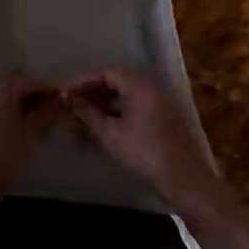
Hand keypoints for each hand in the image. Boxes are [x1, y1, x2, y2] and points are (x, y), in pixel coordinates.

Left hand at [0, 73, 65, 207]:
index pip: (32, 82)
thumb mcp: (30, 134)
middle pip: (17, 82)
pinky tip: (19, 117)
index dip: (51, 90)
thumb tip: (65, 98)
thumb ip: (47, 112)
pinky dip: (8, 103)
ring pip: (5, 90)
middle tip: (54, 107)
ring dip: (21, 97)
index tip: (66, 98)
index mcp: (0, 89)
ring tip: (39, 114)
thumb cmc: (4, 158)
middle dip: (35, 92)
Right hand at [64, 69, 232, 211]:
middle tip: (73, 102)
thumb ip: (88, 114)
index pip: (108, 72)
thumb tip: (71, 100)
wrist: (182, 177)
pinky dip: (119, 109)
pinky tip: (106, 124)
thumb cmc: (144, 153)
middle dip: (94, 90)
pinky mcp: (166, 116)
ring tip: (85, 114)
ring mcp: (162, 101)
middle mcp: (154, 87)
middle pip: (119, 80)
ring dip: (106, 101)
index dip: (84, 80)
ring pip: (128, 93)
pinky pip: (137, 104)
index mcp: (141, 85)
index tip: (67, 91)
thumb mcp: (110, 134)